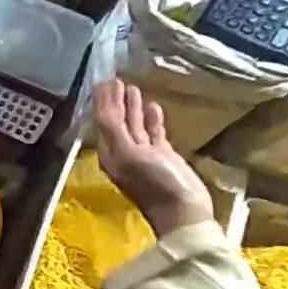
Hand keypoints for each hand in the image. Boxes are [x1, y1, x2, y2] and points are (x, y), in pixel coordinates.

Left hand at [93, 80, 212, 236]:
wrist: (184, 210)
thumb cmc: (155, 183)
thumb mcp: (129, 154)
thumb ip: (114, 129)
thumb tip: (104, 103)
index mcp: (110, 152)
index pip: (103, 121)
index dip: (103, 101)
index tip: (103, 80)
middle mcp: (123, 152)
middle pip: (116, 121)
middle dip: (115, 101)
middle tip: (116, 79)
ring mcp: (143, 154)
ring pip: (134, 125)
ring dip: (132, 107)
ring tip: (131, 86)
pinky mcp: (162, 156)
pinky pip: (153, 133)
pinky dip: (151, 120)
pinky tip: (152, 106)